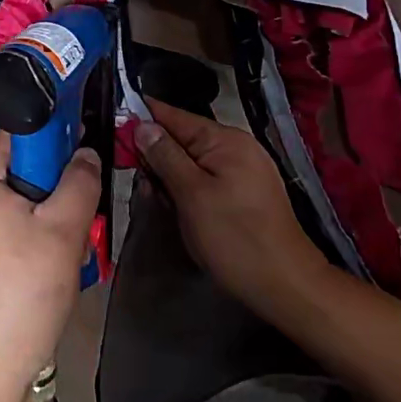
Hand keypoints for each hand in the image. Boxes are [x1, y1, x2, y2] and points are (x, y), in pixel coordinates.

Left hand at [0, 133, 101, 401]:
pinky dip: (28, 242)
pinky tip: (46, 272)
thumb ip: (80, 180)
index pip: (18, 135)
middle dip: (54, 189)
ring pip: (15, 206)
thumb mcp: (64, 229)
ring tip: (65, 253)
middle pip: (17, 172)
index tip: (83, 151)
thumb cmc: (21, 295)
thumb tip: (86, 153)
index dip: (55, 137)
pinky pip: (3, 233)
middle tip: (78, 217)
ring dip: (45, 220)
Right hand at [134, 100, 328, 314]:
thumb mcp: (192, 196)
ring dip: (171, 179)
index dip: (142, 119)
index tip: (113, 126)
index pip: (173, 116)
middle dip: (157, 159)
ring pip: (191, 162)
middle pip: (181, 139)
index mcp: (224, 139)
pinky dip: (189, 190)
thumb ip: (165, 156)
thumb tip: (141, 124)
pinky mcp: (245, 191)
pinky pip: (206, 178)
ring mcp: (243, 168)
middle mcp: (235, 145)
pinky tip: (182, 212)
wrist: (286, 285)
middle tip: (146, 188)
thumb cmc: (235, 238)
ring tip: (166, 207)